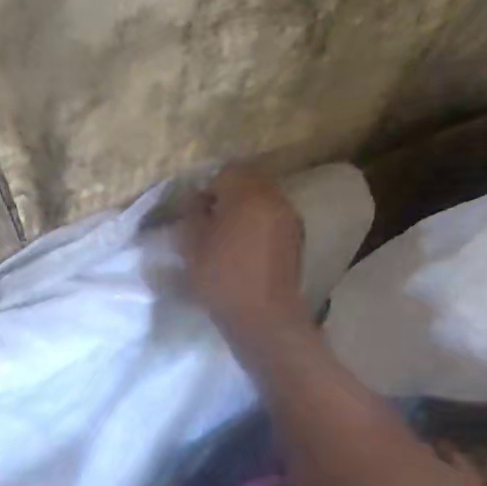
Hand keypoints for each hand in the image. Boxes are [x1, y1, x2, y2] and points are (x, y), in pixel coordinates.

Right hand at [178, 168, 309, 341]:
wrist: (263, 315)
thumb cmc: (220, 278)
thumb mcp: (190, 246)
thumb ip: (192, 215)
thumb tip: (196, 201)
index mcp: (248, 196)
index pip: (228, 171)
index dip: (208, 185)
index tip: (195, 209)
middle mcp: (274, 199)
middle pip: (250, 180)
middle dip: (228, 193)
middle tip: (208, 219)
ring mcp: (289, 217)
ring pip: (263, 197)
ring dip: (243, 207)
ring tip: (224, 234)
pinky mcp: (295, 236)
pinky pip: (272, 216)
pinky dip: (257, 222)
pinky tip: (243, 246)